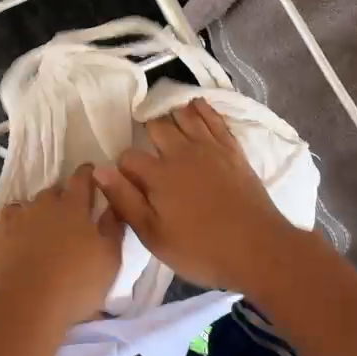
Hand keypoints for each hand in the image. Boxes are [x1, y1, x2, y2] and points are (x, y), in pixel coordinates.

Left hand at [0, 165, 124, 331]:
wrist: (27, 307)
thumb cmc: (75, 285)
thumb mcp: (109, 260)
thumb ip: (113, 229)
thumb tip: (113, 204)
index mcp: (72, 208)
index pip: (81, 180)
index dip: (87, 174)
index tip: (90, 171)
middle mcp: (40, 206)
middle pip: (50, 193)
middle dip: (58, 198)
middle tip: (64, 211)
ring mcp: (11, 221)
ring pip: (18, 205)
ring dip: (25, 210)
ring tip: (30, 222)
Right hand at [93, 99, 309, 295]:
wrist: (258, 249)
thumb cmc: (201, 250)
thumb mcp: (155, 236)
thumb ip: (125, 201)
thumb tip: (98, 169)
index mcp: (158, 174)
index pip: (129, 157)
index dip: (124, 168)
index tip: (129, 180)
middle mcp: (181, 152)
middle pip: (156, 127)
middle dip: (147, 132)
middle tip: (148, 144)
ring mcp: (209, 147)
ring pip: (184, 116)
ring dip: (172, 114)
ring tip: (166, 118)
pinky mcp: (232, 150)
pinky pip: (214, 119)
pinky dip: (202, 109)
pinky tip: (196, 105)